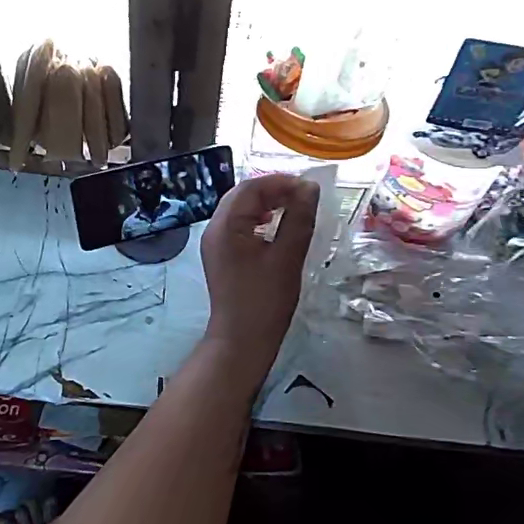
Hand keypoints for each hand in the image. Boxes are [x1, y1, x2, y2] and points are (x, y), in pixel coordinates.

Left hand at [199, 173, 319, 379]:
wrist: (241, 340)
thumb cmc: (264, 300)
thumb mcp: (287, 257)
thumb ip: (298, 219)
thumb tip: (309, 189)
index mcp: (225, 226)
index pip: (249, 188)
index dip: (280, 182)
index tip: (309, 187)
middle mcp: (214, 229)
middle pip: (242, 195)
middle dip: (273, 190)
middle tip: (304, 195)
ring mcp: (215, 242)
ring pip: (240, 209)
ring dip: (267, 203)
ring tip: (295, 207)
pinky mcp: (222, 254)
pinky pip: (239, 225)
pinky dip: (259, 219)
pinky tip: (278, 226)